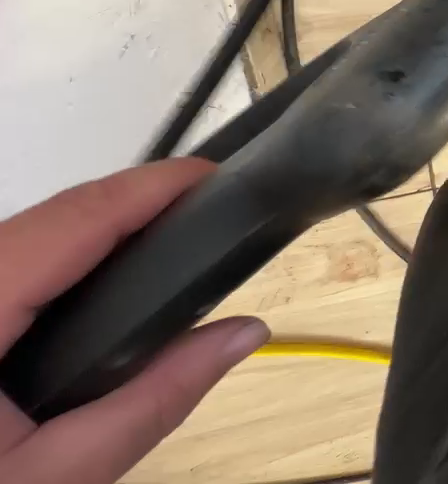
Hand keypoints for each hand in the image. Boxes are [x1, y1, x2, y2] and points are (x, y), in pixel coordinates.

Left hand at [0, 161, 268, 482]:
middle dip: (123, 215)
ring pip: (5, 248)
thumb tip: (243, 333)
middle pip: (36, 225)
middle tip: (201, 229)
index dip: (152, 185)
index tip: (219, 175)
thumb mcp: (50, 481)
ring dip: (79, 244)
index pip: (70, 220)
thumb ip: (150, 403)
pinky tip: (69, 303)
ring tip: (148, 262)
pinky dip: (36, 272)